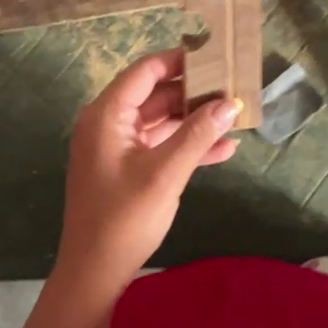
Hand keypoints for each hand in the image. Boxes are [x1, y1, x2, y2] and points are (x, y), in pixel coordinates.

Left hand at [56, 48, 242, 287]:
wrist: (93, 273)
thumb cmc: (124, 218)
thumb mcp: (165, 174)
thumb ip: (197, 135)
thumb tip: (229, 103)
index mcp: (106, 114)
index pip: (145, 71)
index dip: (180, 60)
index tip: (215, 55)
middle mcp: (107, 122)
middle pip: (154, 94)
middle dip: (193, 92)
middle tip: (233, 87)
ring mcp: (115, 146)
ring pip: (159, 121)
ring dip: (194, 121)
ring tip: (235, 117)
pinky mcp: (125, 167)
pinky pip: (157, 145)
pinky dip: (185, 146)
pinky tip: (223, 150)